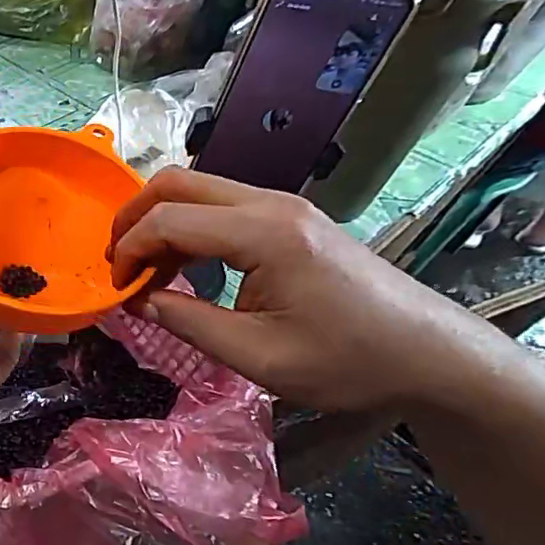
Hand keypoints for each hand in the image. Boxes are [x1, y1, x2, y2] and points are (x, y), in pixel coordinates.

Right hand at [108, 168, 510, 414]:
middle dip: (134, 218)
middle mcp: (271, 204)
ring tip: (144, 271)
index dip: (129, 250)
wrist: (428, 354)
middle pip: (177, 183)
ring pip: (198, 190)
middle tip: (116, 264)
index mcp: (264, 233)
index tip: (116, 289)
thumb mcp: (258, 356)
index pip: (169, 219)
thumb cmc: (348, 362)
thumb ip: (187, 323)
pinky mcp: (290, 219)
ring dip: (160, 222)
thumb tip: (136, 301)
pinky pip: (221, 207)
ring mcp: (283, 206)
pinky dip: (188, 228)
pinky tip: (183, 267)